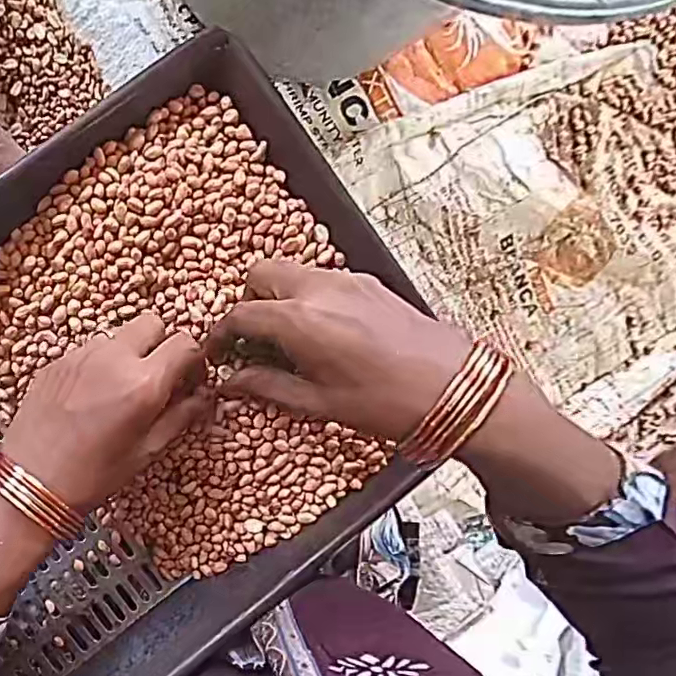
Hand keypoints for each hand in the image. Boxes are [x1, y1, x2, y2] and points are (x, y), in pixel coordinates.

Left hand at [1, 313, 212, 510]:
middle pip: (152, 323)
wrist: (30, 483)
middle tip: (158, 377)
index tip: (190, 378)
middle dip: (162, 344)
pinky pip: (89, 349)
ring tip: (121, 390)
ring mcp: (80, 355)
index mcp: (142, 384)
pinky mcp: (57, 361)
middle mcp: (112, 359)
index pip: (185, 343)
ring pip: (119, 335)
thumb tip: (203, 397)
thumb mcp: (146, 452)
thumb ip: (180, 417)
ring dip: (130, 353)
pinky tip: (92, 396)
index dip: (194, 359)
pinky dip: (100, 364)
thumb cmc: (90, 476)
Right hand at [206, 260, 624, 524]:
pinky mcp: (369, 283)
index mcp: (300, 321)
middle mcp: (319, 289)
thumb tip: (231, 382)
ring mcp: (347, 280)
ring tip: (287, 338)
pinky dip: (306, 295)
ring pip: (292, 271)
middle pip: (260, 273)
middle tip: (252, 339)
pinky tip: (320, 331)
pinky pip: (321, 278)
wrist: (459, 390)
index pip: (240, 314)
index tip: (216, 352)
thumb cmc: (387, 404)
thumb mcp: (318, 403)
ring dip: (277, 296)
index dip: (220, 334)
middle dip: (247, 302)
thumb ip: (267, 386)